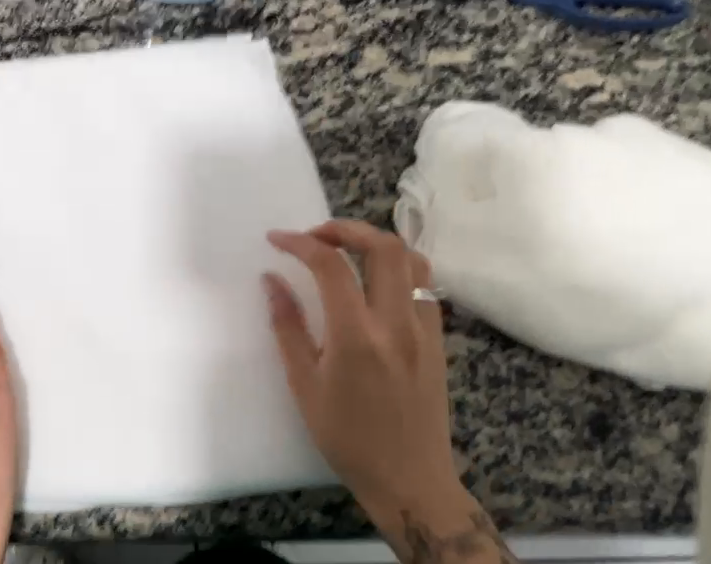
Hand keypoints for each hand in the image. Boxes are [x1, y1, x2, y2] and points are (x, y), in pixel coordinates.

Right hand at [263, 221, 464, 524]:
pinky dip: (396, 269)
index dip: (300, 242)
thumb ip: (288, 325)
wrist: (411, 482)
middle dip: (345, 228)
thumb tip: (272, 279)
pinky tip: (371, 283)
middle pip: (384, 247)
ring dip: (376, 244)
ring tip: (345, 252)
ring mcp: (425, 332)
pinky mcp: (438, 341)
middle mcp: (397, 325)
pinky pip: (424, 286)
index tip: (276, 240)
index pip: (331, 265)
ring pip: (413, 260)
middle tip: (315, 236)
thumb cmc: (347, 437)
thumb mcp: (304, 384)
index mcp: (357, 337)